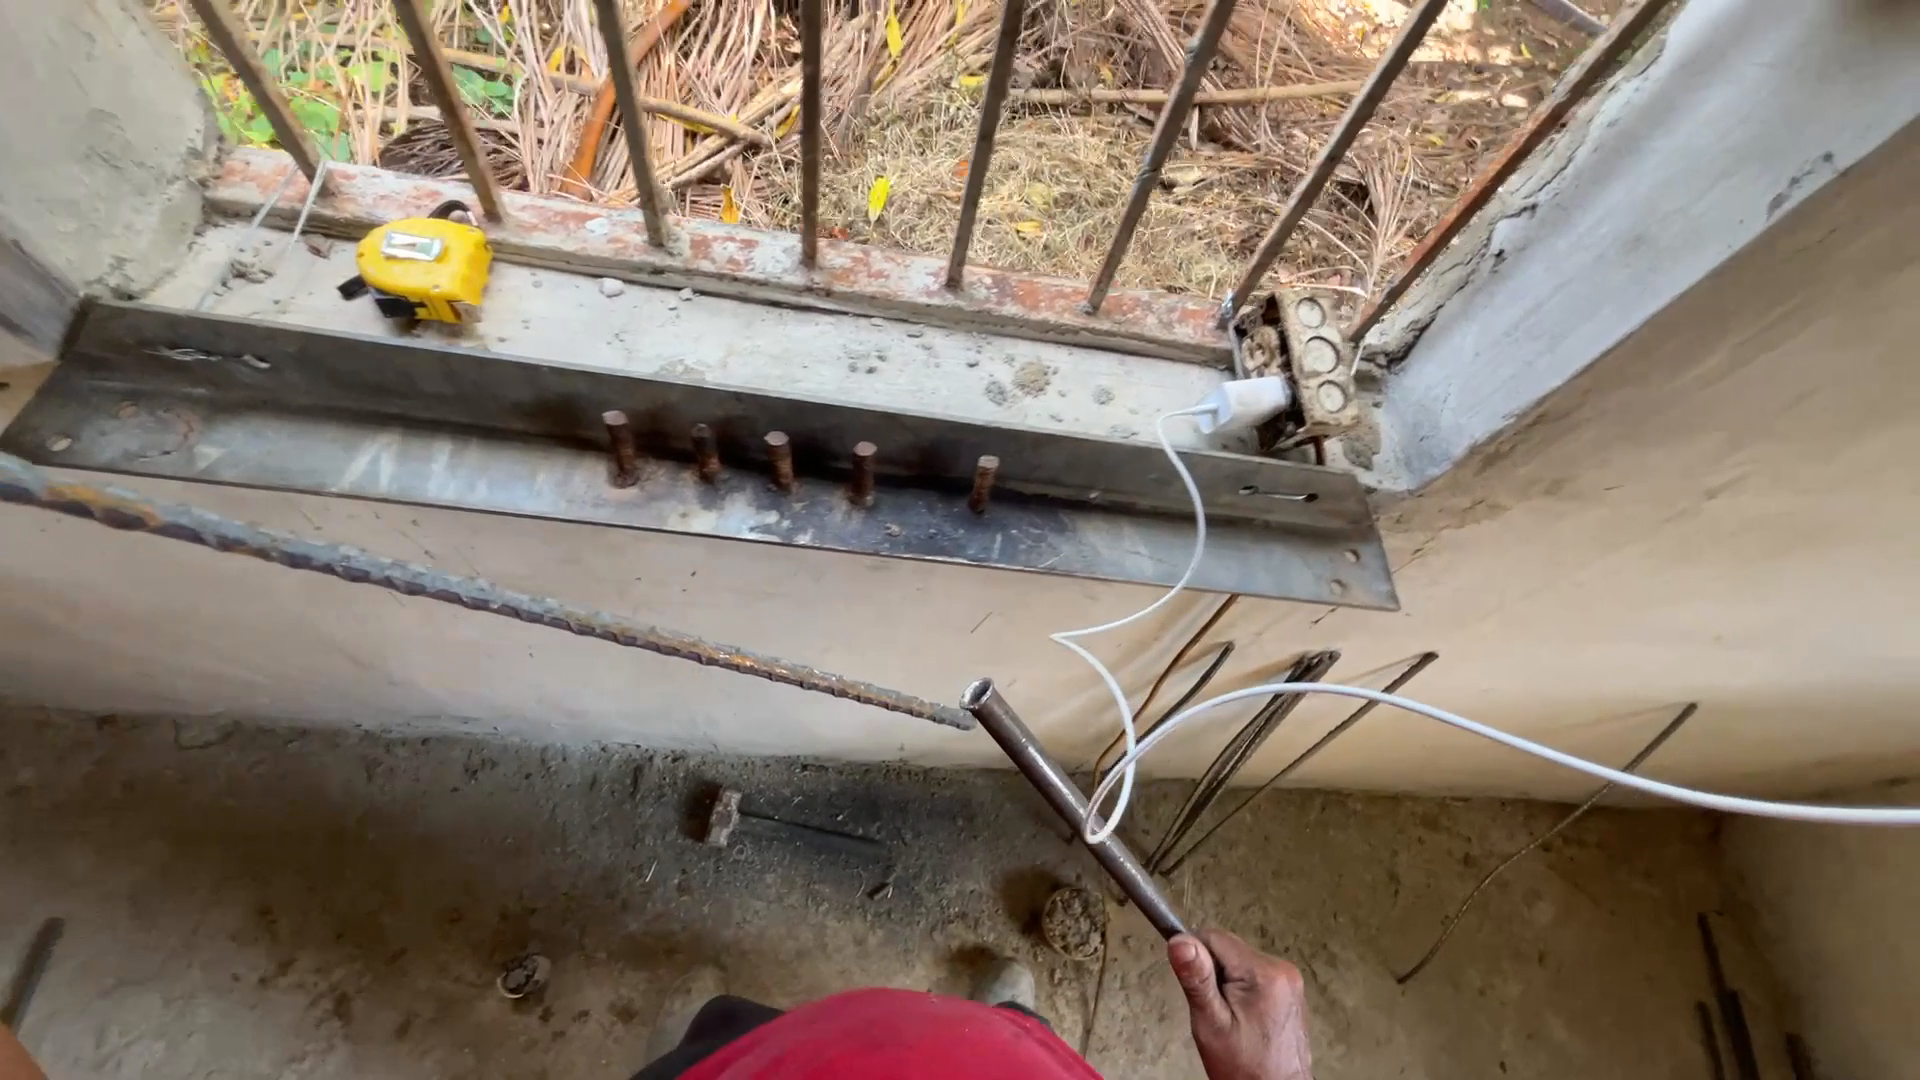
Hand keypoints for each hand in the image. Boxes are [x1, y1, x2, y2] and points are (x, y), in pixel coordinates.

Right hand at [1167, 929, 1311, 1079]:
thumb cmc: (1243, 1068)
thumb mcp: (1211, 1025)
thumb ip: (1197, 980)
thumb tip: (1179, 940)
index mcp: (1264, 972)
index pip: (1213, 937)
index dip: (1197, 960)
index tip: (1201, 993)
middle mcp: (1282, 968)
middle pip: (1227, 947)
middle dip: (1213, 972)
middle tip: (1215, 1010)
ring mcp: (1290, 979)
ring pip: (1238, 960)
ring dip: (1227, 981)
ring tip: (1230, 1017)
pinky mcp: (1291, 990)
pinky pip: (1253, 973)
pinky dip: (1242, 989)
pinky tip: (1245, 1018)